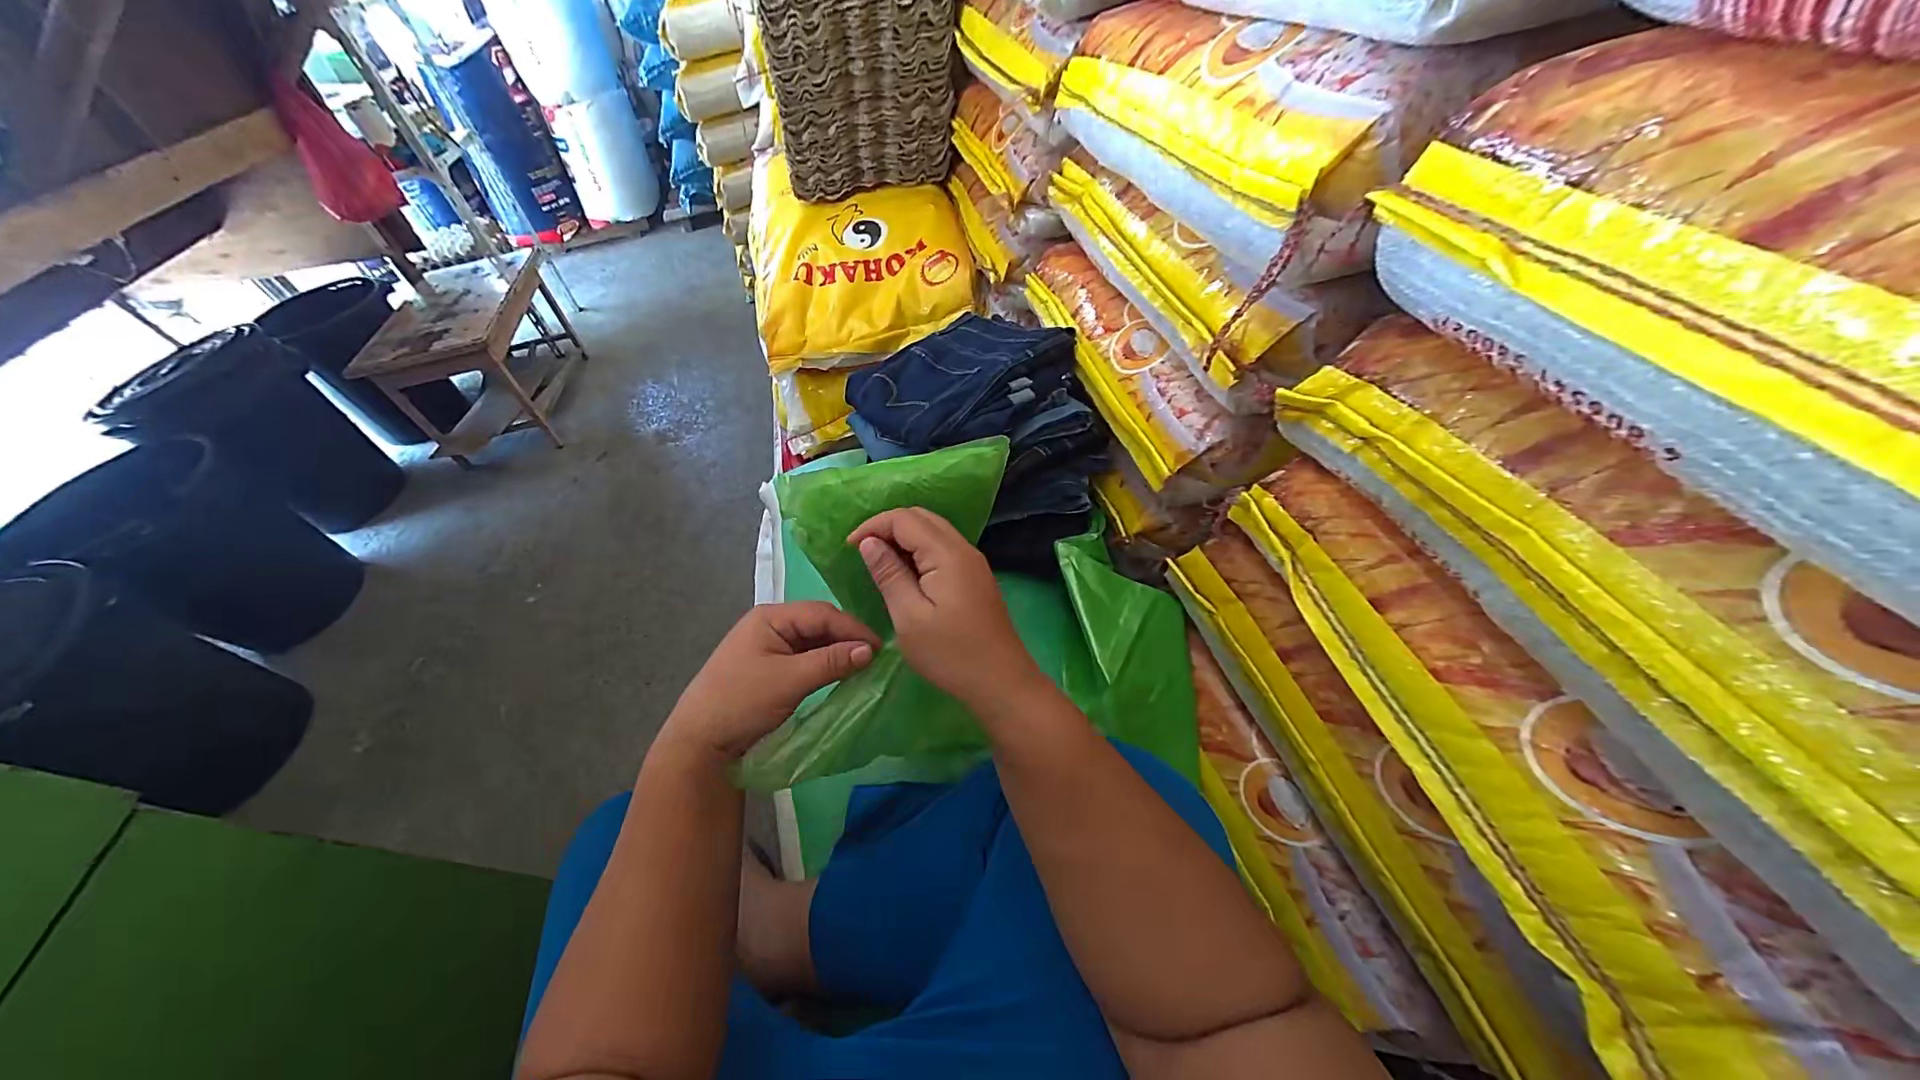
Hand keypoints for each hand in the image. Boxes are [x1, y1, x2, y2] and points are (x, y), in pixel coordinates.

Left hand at [661, 602, 880, 759]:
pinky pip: (807, 658)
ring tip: (865, 665)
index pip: (822, 613)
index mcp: (770, 617)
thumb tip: (870, 650)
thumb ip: (831, 662)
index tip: (881, 648)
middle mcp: (771, 625)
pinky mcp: (772, 668)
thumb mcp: (789, 680)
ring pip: (815, 642)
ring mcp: (770, 647)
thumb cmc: (741, 703)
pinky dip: (826, 664)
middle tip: (877, 657)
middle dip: (848, 638)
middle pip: (819, 624)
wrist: (700, 743)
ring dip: (838, 652)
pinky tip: (844, 674)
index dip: (853, 629)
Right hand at [849, 508, 1050, 715]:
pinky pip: (943, 549)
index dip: (873, 525)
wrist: (1001, 681)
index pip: (905, 518)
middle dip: (888, 527)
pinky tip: (905, 576)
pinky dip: (919, 552)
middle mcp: (964, 549)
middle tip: (863, 553)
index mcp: (947, 554)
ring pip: (933, 532)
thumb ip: (889, 574)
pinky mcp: (976, 577)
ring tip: (879, 564)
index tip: (849, 548)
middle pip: (921, 518)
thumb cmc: (950, 654)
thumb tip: (869, 542)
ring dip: (904, 539)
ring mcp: (974, 563)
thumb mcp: (909, 617)